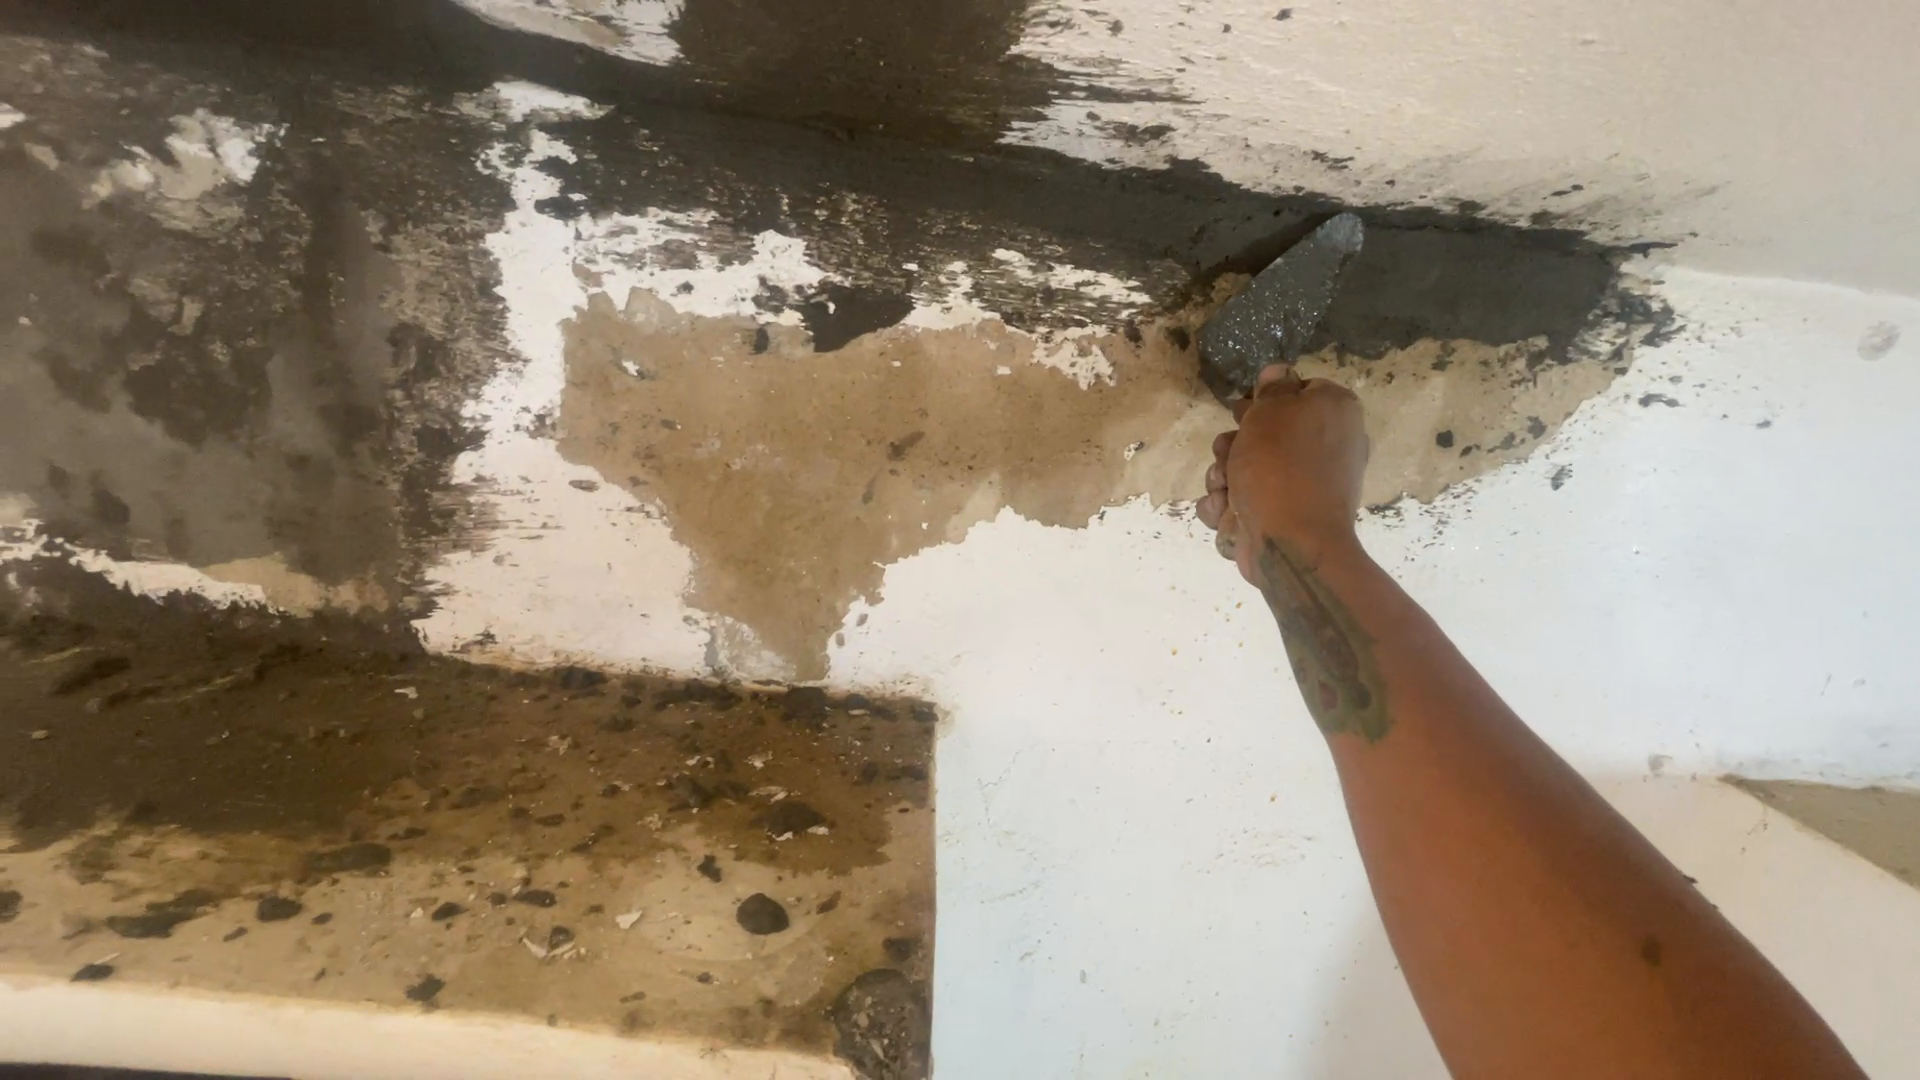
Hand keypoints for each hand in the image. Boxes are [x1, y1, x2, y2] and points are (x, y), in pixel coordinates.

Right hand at [1197, 364, 1369, 582]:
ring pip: (1243, 468)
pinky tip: (1226, 512)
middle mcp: (1323, 448)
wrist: (1288, 541)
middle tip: (1227, 449)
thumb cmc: (1281, 466)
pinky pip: (1238, 501)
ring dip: (1222, 476)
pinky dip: (1225, 506)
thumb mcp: (1273, 411)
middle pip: (1263, 433)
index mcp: (1334, 415)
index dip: (1265, 399)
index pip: (1297, 391)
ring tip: (1224, 487)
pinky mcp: (1275, 517)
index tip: (1244, 410)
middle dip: (1233, 443)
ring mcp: (1298, 487)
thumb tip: (1278, 371)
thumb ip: (1273, 387)